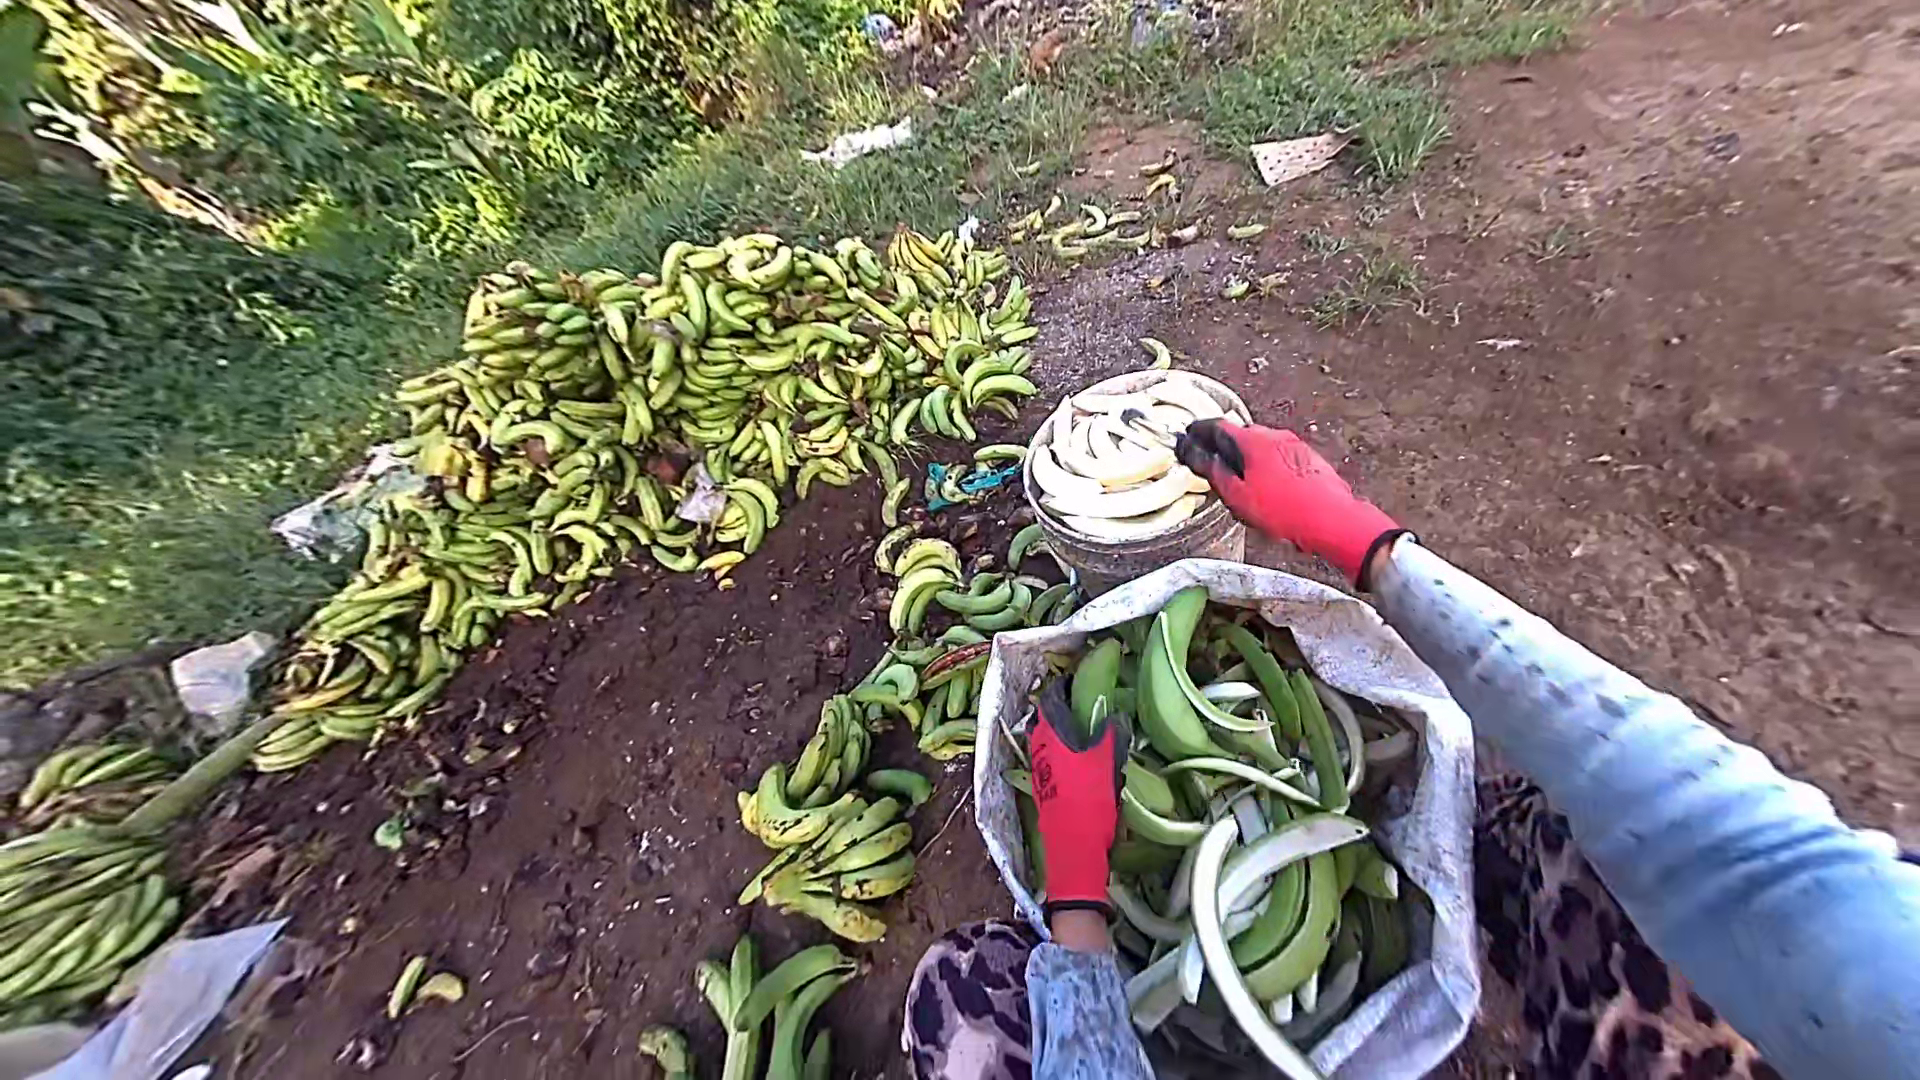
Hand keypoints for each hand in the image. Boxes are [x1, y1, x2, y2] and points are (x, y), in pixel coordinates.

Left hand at [1027, 676, 1128, 916]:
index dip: (1062, 686)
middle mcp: (1038, 746)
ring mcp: (1037, 765)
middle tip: (1078, 699)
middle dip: (1058, 706)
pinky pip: (1045, 753)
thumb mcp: (1107, 763)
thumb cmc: (1090, 800)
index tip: (1075, 679)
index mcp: (1052, 735)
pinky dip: (1055, 745)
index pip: (1052, 699)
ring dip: (1056, 726)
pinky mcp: (1040, 782)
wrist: (1073, 846)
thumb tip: (1113, 714)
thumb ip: (1108, 735)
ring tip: (1077, 724)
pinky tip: (1071, 752)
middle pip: (1044, 717)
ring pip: (1043, 735)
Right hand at [1176, 419, 1404, 586]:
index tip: (1188, 436)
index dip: (1199, 432)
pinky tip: (1265, 487)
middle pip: (1240, 435)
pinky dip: (1265, 466)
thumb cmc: (1284, 510)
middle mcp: (1275, 436)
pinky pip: (1278, 457)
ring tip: (1239, 480)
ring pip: (1261, 446)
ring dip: (1246, 458)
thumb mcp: (1237, 496)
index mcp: (1253, 441)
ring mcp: (1295, 446)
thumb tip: (1198, 456)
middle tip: (1211, 463)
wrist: (1334, 521)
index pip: (1217, 427)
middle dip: (1223, 447)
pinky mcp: (1309, 459)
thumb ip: (1215, 472)